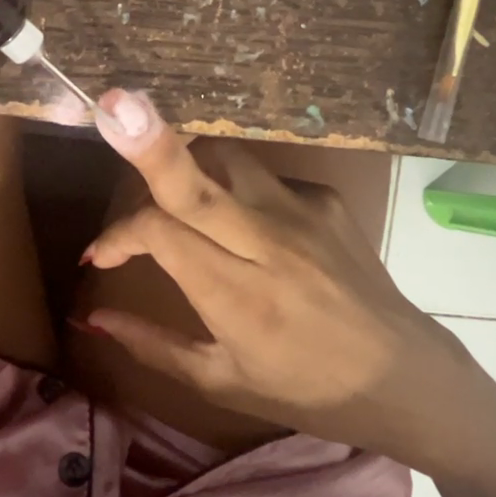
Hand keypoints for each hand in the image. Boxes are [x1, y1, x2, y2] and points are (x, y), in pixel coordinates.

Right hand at [82, 91, 495, 471]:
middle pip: (193, 176)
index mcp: (237, 295)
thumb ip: (152, 346)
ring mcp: (301, 213)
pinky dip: (233, 188)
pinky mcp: (327, 199)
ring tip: (173, 195)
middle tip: (112, 107)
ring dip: (187, 164)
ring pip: (224, 156)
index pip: (158, 231)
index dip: (118, 235)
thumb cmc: (304, 389)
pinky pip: (260, 176)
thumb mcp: (220, 381)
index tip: (99, 258)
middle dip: (146, 141)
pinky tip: (240, 223)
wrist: (404, 376)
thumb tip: (91, 317)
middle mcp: (266, 242)